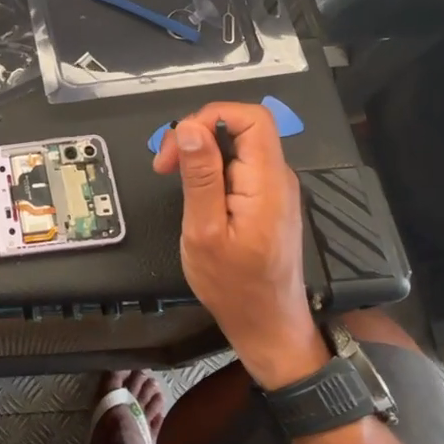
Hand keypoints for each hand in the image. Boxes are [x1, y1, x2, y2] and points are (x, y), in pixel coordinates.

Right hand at [155, 101, 327, 388]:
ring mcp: (274, 189)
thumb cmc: (233, 286)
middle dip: (197, 135)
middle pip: (241, 128)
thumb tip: (191, 127)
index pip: (252, 117)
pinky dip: (210, 169)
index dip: (211, 116)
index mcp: (267, 182)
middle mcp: (277, 178)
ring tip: (172, 177)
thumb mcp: (204, 231)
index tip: (179, 145)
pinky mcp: (266, 200)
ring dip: (201, 153)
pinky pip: (238, 167)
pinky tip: (193, 193)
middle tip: (165, 165)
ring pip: (236, 146)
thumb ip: (200, 177)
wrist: (267, 327)